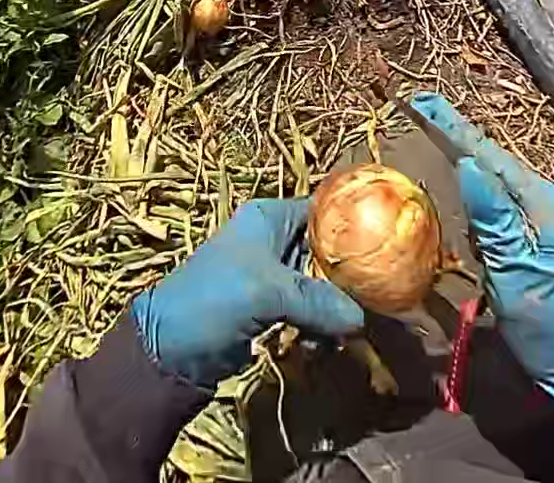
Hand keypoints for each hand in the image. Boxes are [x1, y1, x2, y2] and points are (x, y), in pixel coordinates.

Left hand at [131, 197, 363, 387]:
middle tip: (377, 289)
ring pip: (316, 278)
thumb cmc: (214, 298)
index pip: (319, 207)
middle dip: (347, 268)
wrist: (169, 346)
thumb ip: (314, 300)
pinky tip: (330, 341)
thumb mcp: (265, 292)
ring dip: (334, 300)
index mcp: (268, 217)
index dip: (349, 219)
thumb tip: (359, 317)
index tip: (383, 236)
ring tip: (355, 322)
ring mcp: (270, 272)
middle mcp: (272, 238)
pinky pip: (305, 305)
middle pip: (322, 244)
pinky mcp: (268, 304)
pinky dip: (319, 320)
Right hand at [409, 92, 553, 482]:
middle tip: (442, 172)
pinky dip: (508, 216)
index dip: (456, 130)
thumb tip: (467, 164)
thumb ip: (492, 220)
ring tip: (487, 247)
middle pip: (507, 171)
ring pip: (517, 190)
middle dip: (471, 168)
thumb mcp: (513, 281)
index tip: (424, 101)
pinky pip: (530, 206)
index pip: (496, 162)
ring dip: (490, 202)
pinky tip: (504, 244)